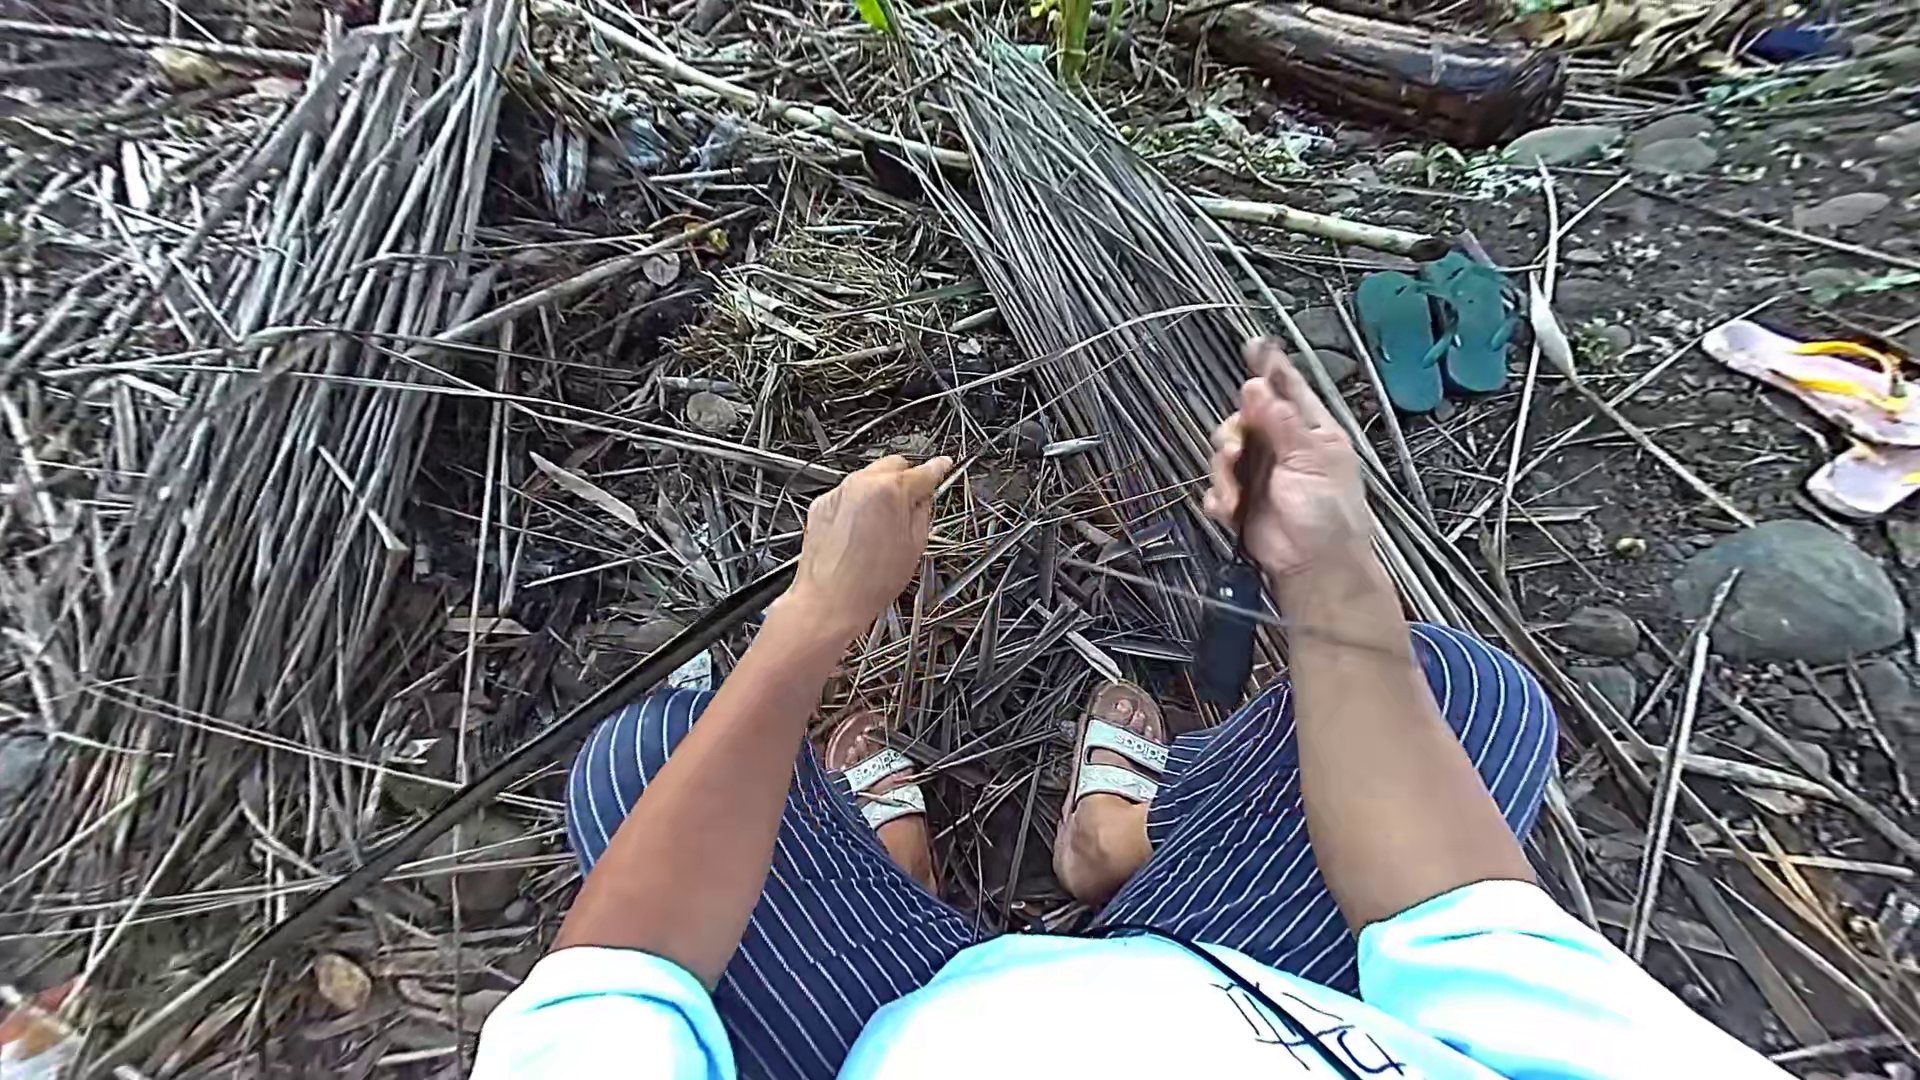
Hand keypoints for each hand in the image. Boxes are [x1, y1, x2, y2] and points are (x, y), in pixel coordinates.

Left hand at [781, 454, 953, 641]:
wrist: (829, 600)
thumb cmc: (869, 582)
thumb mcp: (914, 546)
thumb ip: (923, 512)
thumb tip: (924, 497)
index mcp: (890, 491)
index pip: (923, 472)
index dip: (938, 469)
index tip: (943, 465)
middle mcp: (861, 484)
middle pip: (893, 465)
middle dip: (906, 480)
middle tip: (913, 504)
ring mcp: (839, 493)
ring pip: (869, 478)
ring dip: (881, 493)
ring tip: (884, 528)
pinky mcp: (822, 505)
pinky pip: (849, 495)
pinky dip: (859, 505)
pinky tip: (863, 533)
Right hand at [1203, 339, 1373, 598]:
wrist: (1313, 564)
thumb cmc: (1329, 513)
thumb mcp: (1310, 460)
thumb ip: (1279, 423)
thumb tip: (1255, 387)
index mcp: (1309, 431)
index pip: (1286, 389)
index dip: (1269, 367)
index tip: (1255, 344)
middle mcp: (1280, 447)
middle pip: (1242, 421)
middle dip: (1232, 434)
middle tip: (1235, 449)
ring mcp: (1259, 473)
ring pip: (1224, 454)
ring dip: (1224, 473)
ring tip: (1233, 493)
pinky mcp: (1241, 500)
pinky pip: (1217, 488)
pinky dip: (1218, 498)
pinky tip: (1226, 509)